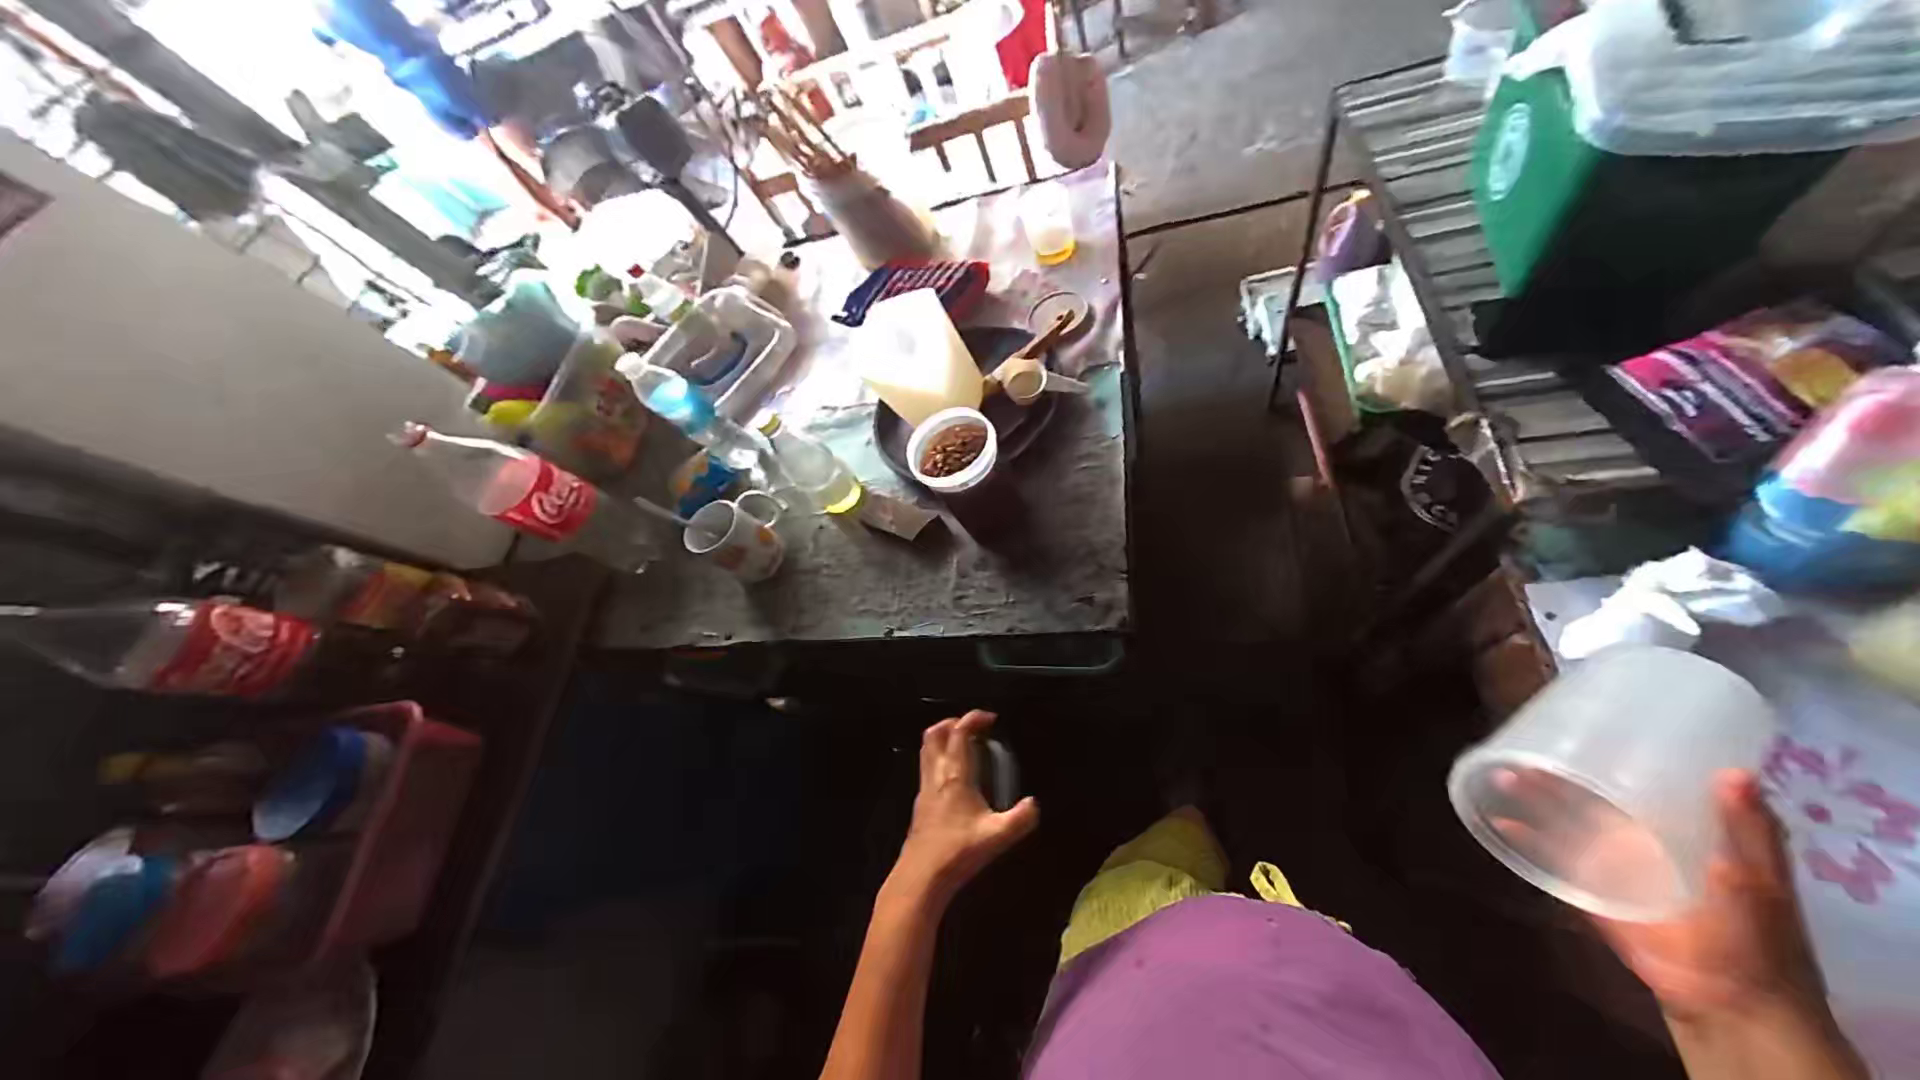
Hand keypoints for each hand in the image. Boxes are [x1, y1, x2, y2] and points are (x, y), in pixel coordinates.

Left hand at [888, 710, 1038, 906]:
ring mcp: (924, 788)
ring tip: (963, 744)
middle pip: (935, 734)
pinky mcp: (920, 803)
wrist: (922, 876)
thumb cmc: (958, 852)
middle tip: (973, 727)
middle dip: (953, 722)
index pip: (959, 734)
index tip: (989, 718)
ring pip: (927, 749)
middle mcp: (935, 775)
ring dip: (943, 738)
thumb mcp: (997, 837)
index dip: (973, 719)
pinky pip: (926, 767)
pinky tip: (954, 775)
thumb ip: (1020, 819)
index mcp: (954, 776)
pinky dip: (938, 757)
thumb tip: (1034, 803)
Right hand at [1493, 768, 1826, 1020]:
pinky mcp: (1585, 887)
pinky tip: (1501, 820)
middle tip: (1526, 747)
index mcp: (1675, 829)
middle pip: (1587, 797)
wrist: (1727, 996)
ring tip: (1504, 774)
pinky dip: (1522, 839)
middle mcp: (1635, 839)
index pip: (1639, 783)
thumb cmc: (1754, 935)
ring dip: (1531, 799)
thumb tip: (1733, 770)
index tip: (1587, 728)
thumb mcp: (1760, 878)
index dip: (1614, 756)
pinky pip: (1549, 858)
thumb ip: (1747, 831)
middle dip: (1555, 774)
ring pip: (1561, 821)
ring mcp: (1606, 863)